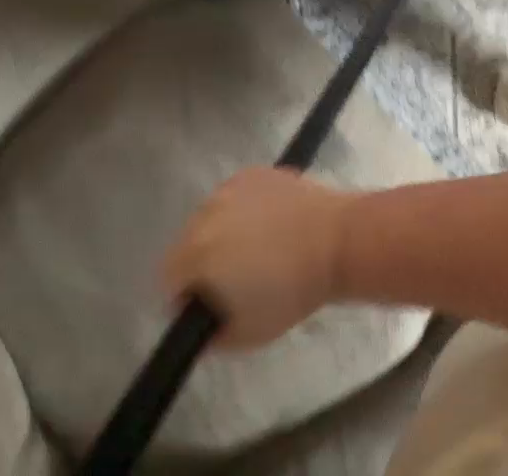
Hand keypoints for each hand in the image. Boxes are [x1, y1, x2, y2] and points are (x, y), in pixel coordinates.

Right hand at [160, 167, 356, 347]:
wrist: (339, 241)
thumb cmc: (293, 292)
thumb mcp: (247, 334)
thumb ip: (208, 335)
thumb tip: (194, 328)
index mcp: (194, 257)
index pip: (169, 279)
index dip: (188, 294)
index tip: (214, 301)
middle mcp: (202, 217)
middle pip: (186, 244)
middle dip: (204, 262)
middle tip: (238, 275)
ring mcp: (227, 190)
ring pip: (209, 218)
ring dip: (222, 232)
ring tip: (258, 245)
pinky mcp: (252, 173)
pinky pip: (234, 196)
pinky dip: (244, 208)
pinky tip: (269, 220)